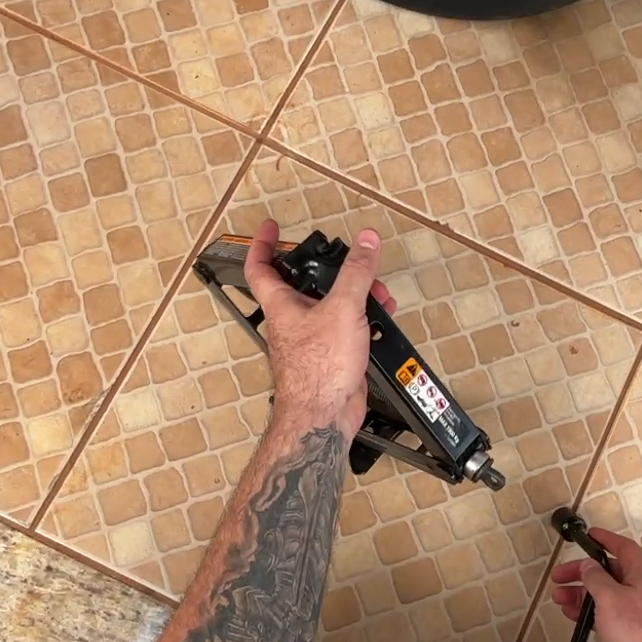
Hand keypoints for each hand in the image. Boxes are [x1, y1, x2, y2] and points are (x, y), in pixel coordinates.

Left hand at [243, 219, 394, 436]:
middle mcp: (293, 321)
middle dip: (329, 269)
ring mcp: (312, 341)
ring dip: (355, 295)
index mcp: (282, 305)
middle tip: (345, 258)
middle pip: (304, 284)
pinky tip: (381, 319)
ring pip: (330, 307)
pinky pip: (346, 329)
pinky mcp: (331, 357)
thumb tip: (365, 241)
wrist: (325, 414)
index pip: (260, 267)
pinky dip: (364, 320)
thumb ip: (356, 272)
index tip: (270, 227)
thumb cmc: (318, 371)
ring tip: (377, 291)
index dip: (262, 243)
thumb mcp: (343, 309)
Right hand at [549, 528, 641, 641]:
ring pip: (608, 596)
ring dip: (583, 595)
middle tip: (559, 577)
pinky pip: (610, 615)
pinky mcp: (636, 633)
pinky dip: (592, 613)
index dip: (606, 539)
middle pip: (611, 573)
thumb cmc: (639, 631)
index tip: (588, 535)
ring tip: (559, 599)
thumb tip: (588, 565)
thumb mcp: (611, 599)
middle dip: (584, 574)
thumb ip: (596, 578)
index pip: (625, 548)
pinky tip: (573, 616)